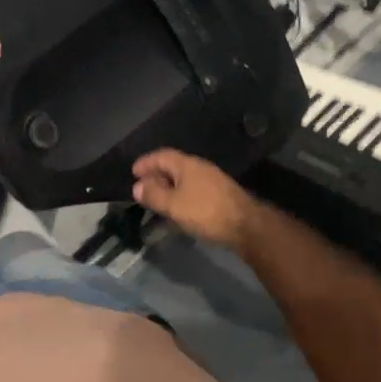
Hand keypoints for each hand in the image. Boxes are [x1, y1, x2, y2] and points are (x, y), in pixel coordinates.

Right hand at [132, 150, 262, 250]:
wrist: (246, 225)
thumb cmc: (205, 211)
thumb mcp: (174, 205)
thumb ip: (154, 195)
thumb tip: (137, 186)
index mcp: (187, 165)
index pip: (162, 155)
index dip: (146, 162)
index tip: (133, 172)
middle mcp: (200, 167)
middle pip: (173, 166)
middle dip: (157, 175)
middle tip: (144, 188)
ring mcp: (212, 180)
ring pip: (184, 179)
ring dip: (169, 187)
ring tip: (158, 200)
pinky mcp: (220, 194)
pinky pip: (194, 189)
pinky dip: (181, 195)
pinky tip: (179, 209)